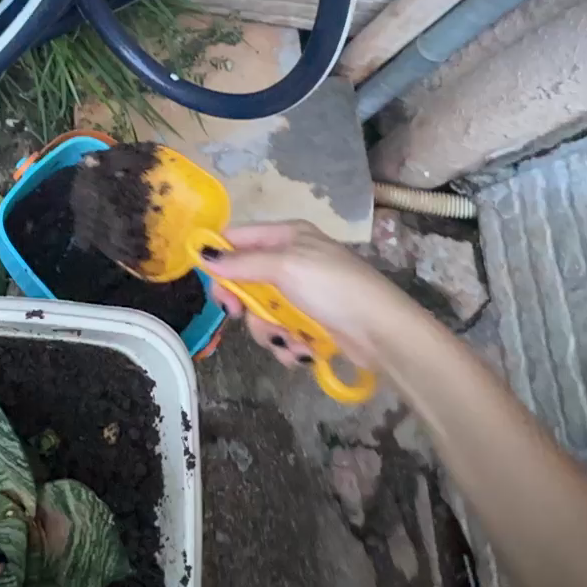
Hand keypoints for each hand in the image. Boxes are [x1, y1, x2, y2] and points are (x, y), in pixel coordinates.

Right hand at [201, 220, 425, 371]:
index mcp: (288, 235)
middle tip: (238, 315)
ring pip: (262, 311)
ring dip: (269, 330)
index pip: (240, 239)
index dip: (221, 258)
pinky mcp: (310, 322)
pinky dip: (288, 343)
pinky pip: (282, 331)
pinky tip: (302, 350)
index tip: (210, 282)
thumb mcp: (285, 267)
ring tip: (287, 339)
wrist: (382, 330)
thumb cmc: (333, 287)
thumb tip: (203, 254)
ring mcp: (302, 293)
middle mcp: (292, 260)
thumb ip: (242, 263)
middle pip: (246, 279)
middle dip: (245, 302)